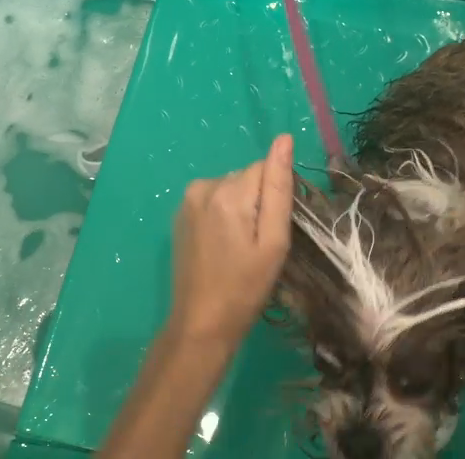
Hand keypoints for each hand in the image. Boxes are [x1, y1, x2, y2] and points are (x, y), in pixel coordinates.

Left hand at [167, 134, 293, 346]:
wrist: (200, 324)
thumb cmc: (245, 287)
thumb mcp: (273, 241)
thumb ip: (279, 187)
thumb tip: (284, 139)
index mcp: (229, 192)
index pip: (265, 168)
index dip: (275, 197)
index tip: (272, 230)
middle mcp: (204, 186)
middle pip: (247, 177)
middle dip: (257, 202)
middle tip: (257, 244)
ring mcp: (188, 199)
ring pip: (231, 188)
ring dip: (240, 209)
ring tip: (239, 248)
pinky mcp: (180, 214)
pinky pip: (213, 199)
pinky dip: (222, 215)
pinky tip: (222, 245)